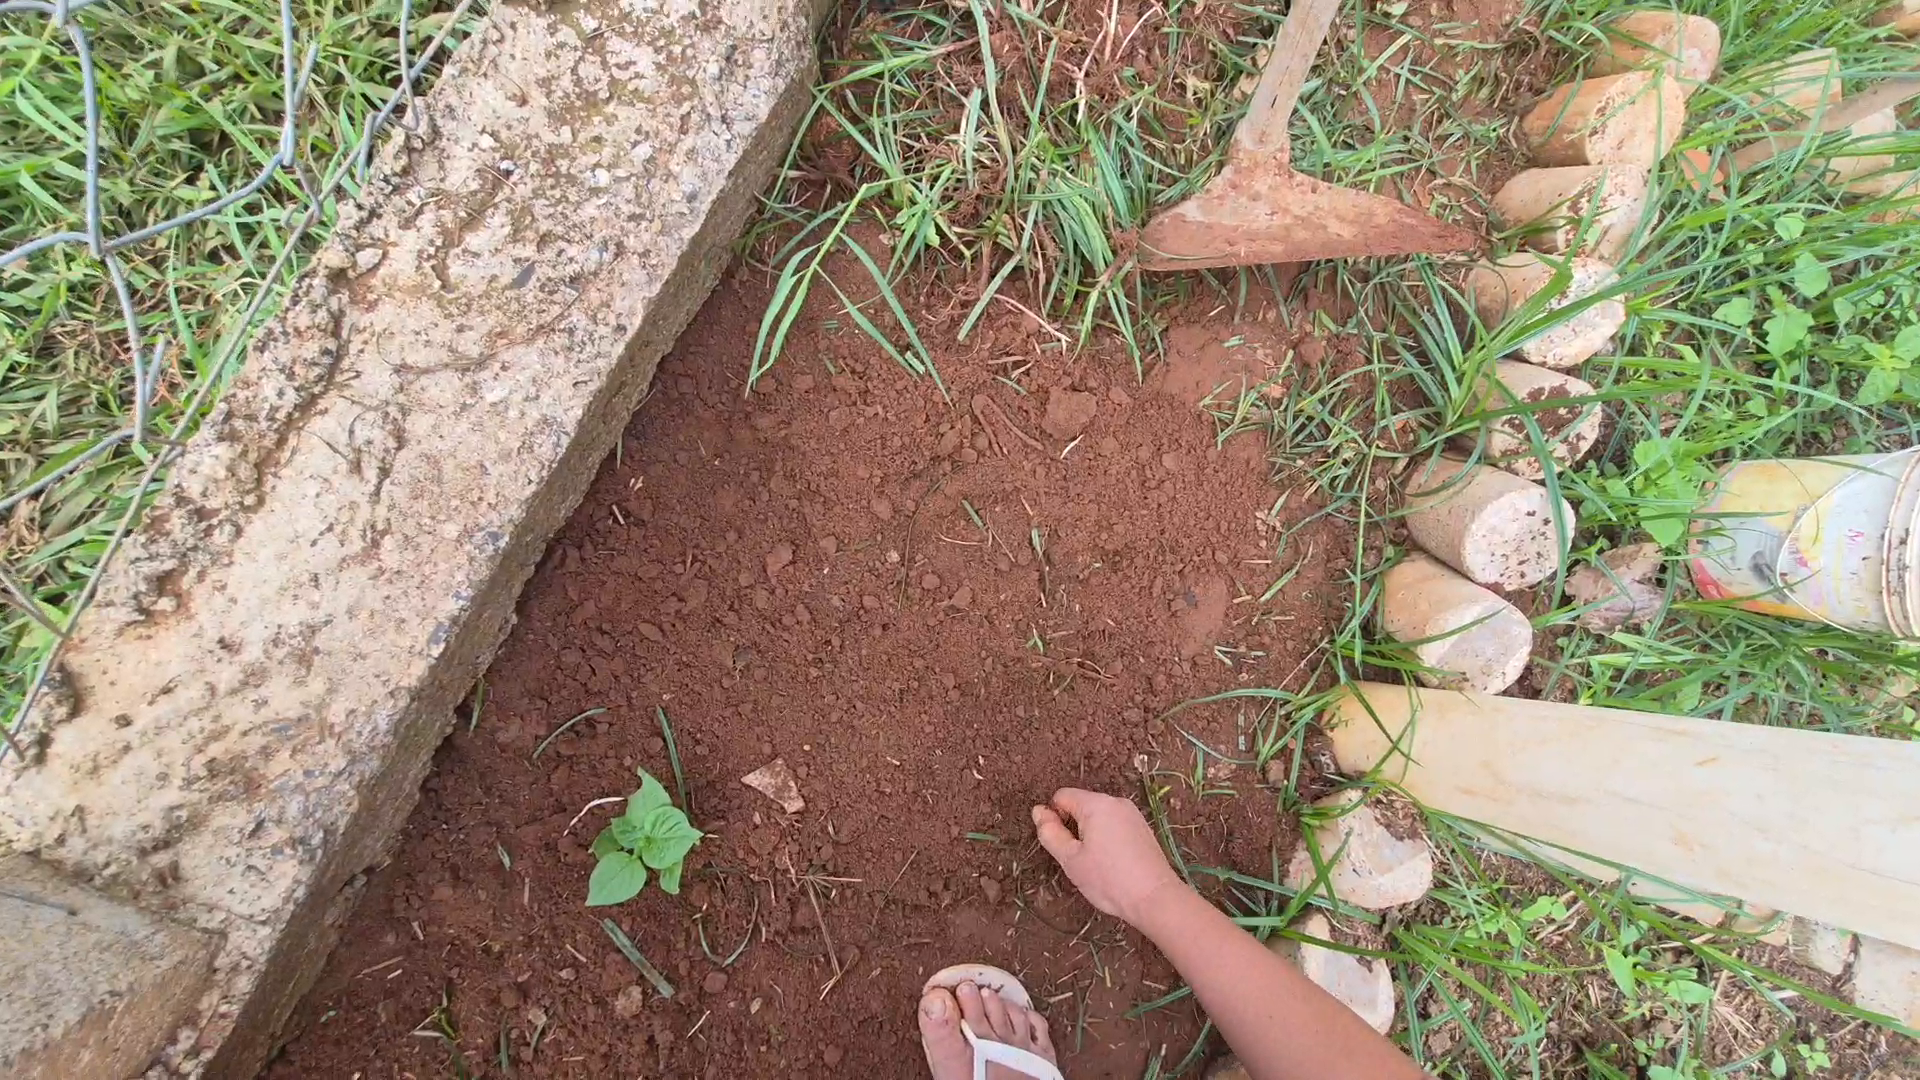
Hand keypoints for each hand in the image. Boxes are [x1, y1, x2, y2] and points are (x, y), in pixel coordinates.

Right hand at [1032, 788, 1187, 926]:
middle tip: (1080, 859)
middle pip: (1081, 805)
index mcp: (1096, 804)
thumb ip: (1050, 833)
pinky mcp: (1143, 828)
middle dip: (1074, 828)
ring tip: (1098, 864)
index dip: (1054, 819)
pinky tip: (1114, 864)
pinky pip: (1115, 825)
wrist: (1156, 899)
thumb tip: (1038, 811)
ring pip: (1098, 817)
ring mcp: (1132, 814)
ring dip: (1091, 835)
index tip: (1063, 846)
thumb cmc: (1109, 880)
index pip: (1062, 797)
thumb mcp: (1071, 859)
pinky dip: (1108, 839)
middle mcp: (1115, 801)